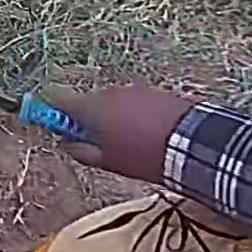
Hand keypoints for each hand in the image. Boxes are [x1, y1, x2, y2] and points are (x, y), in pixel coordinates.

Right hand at [42, 85, 197, 184]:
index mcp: (89, 107)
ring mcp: (134, 90)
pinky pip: (138, 103)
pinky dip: (139, 115)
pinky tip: (153, 134)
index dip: (53, 111)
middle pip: (87, 102)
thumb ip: (81, 150)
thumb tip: (68, 144)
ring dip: (116, 117)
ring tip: (134, 141)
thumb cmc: (144, 156)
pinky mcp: (158, 92)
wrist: (198, 144)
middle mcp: (107, 92)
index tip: (58, 126)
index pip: (56, 99)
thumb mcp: (107, 161)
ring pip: (114, 103)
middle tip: (102, 141)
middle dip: (91, 118)